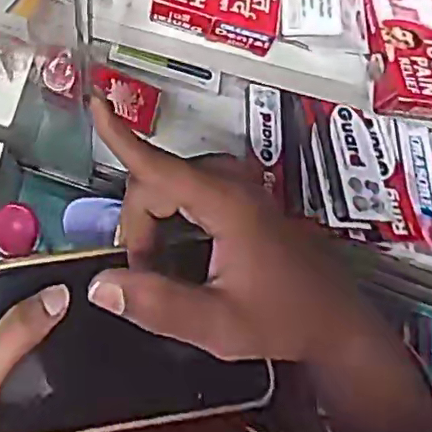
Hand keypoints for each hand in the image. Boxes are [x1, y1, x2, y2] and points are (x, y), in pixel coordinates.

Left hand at [0, 289, 113, 431]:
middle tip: (109, 340)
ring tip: (110, 413)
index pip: (13, 288)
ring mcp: (5, 392)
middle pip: (40, 334)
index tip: (82, 277)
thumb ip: (13, 336)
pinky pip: (55, 424)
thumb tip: (55, 293)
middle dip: (73, 342)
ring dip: (81, 400)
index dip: (44, 280)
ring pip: (52, 380)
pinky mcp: (16, 430)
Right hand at [85, 96, 393, 361]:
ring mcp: (231, 180)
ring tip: (164, 271)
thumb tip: (101, 286)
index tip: (96, 104)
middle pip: (152, 184)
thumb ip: (158, 306)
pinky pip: (178, 188)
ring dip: (150, 225)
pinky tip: (177, 252)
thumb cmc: (285, 319)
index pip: (159, 165)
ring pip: (162, 185)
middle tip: (147, 279)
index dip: (120, 136)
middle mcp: (226, 180)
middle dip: (138, 229)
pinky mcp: (232, 188)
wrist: (335, 319)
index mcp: (225, 203)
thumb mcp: (220, 327)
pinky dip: (165, 217)